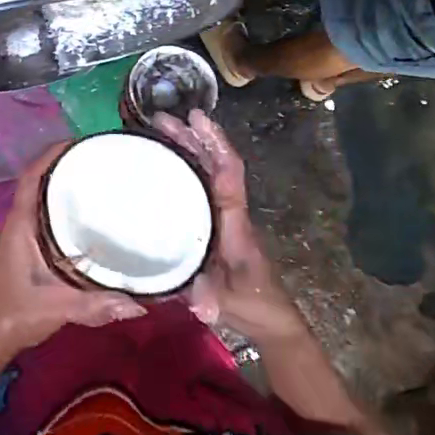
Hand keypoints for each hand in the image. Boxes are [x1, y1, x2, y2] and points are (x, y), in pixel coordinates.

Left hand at [0, 144, 144, 362]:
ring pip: (49, 195)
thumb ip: (94, 306)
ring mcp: (29, 232)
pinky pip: (54, 213)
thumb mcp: (55, 308)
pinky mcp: (38, 245)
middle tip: (105, 158)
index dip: (51, 153)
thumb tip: (139, 304)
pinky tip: (99, 213)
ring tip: (107, 176)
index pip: (32, 176)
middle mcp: (24, 220)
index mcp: (22, 223)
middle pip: (44, 179)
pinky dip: (73, 206)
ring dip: (71, 183)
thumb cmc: (16, 314)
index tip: (81, 141)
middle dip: (69, 164)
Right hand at [151, 111, 306, 346]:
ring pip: (209, 169)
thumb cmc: (252, 305)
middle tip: (162, 118)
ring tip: (162, 127)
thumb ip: (210, 302)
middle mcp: (231, 211)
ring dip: (189, 145)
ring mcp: (224, 214)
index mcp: (235, 223)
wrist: (271, 317)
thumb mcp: (226, 305)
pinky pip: (202, 182)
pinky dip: (188, 163)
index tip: (196, 121)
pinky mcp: (216, 220)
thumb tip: (193, 302)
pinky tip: (168, 158)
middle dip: (193, 137)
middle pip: (215, 164)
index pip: (229, 177)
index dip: (215, 147)